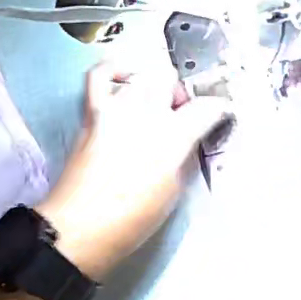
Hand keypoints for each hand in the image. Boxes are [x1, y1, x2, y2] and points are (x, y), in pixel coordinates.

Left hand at [36, 60, 231, 278]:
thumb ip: (184, 157)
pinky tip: (124, 80)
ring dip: (154, 88)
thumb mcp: (173, 192)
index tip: (221, 115)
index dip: (219, 109)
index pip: (208, 107)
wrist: (79, 228)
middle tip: (180, 116)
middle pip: (171, 81)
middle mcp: (146, 113)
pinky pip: (100, 75)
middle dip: (181, 94)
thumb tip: (188, 141)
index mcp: (173, 137)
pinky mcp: (92, 112)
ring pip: (143, 75)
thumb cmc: (133, 220)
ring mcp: (116, 108)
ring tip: (154, 107)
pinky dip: (114, 70)